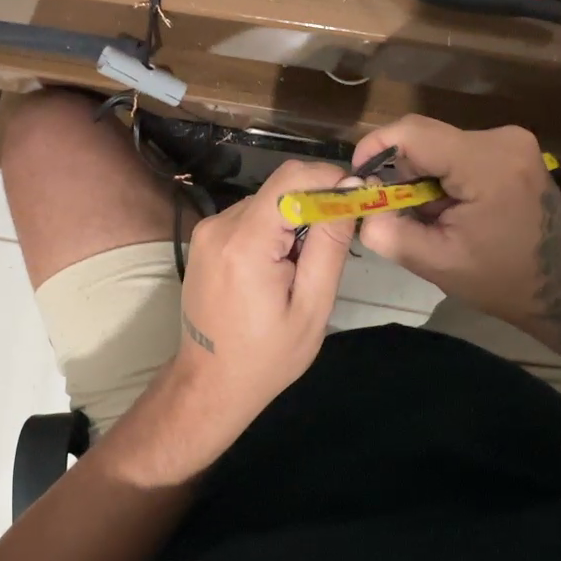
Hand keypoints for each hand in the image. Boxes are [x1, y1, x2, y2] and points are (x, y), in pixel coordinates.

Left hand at [172, 160, 353, 413]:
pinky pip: (249, 217)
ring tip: (301, 269)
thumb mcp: (312, 306)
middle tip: (334, 248)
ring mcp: (207, 230)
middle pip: (280, 189)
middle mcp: (219, 225)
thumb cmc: (266, 356)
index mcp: (245, 242)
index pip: (292, 178)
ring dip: (292, 223)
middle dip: (314, 206)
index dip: (330, 179)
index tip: (356, 202)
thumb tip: (350, 189)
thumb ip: (330, 244)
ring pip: (266, 202)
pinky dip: (271, 232)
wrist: (210, 382)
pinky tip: (278, 269)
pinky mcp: (204, 239)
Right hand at [351, 115, 560, 326]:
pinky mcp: (513, 147)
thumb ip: (389, 232)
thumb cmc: (500, 279)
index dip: (375, 148)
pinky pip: (459, 149)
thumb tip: (358, 202)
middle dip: (400, 170)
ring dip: (422, 174)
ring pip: (439, 142)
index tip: (358, 178)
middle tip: (393, 209)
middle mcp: (502, 139)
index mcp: (486, 164)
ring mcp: (512, 140)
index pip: (413, 133)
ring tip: (427, 214)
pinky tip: (449, 206)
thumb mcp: (436, 263)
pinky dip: (442, 173)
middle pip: (425, 136)